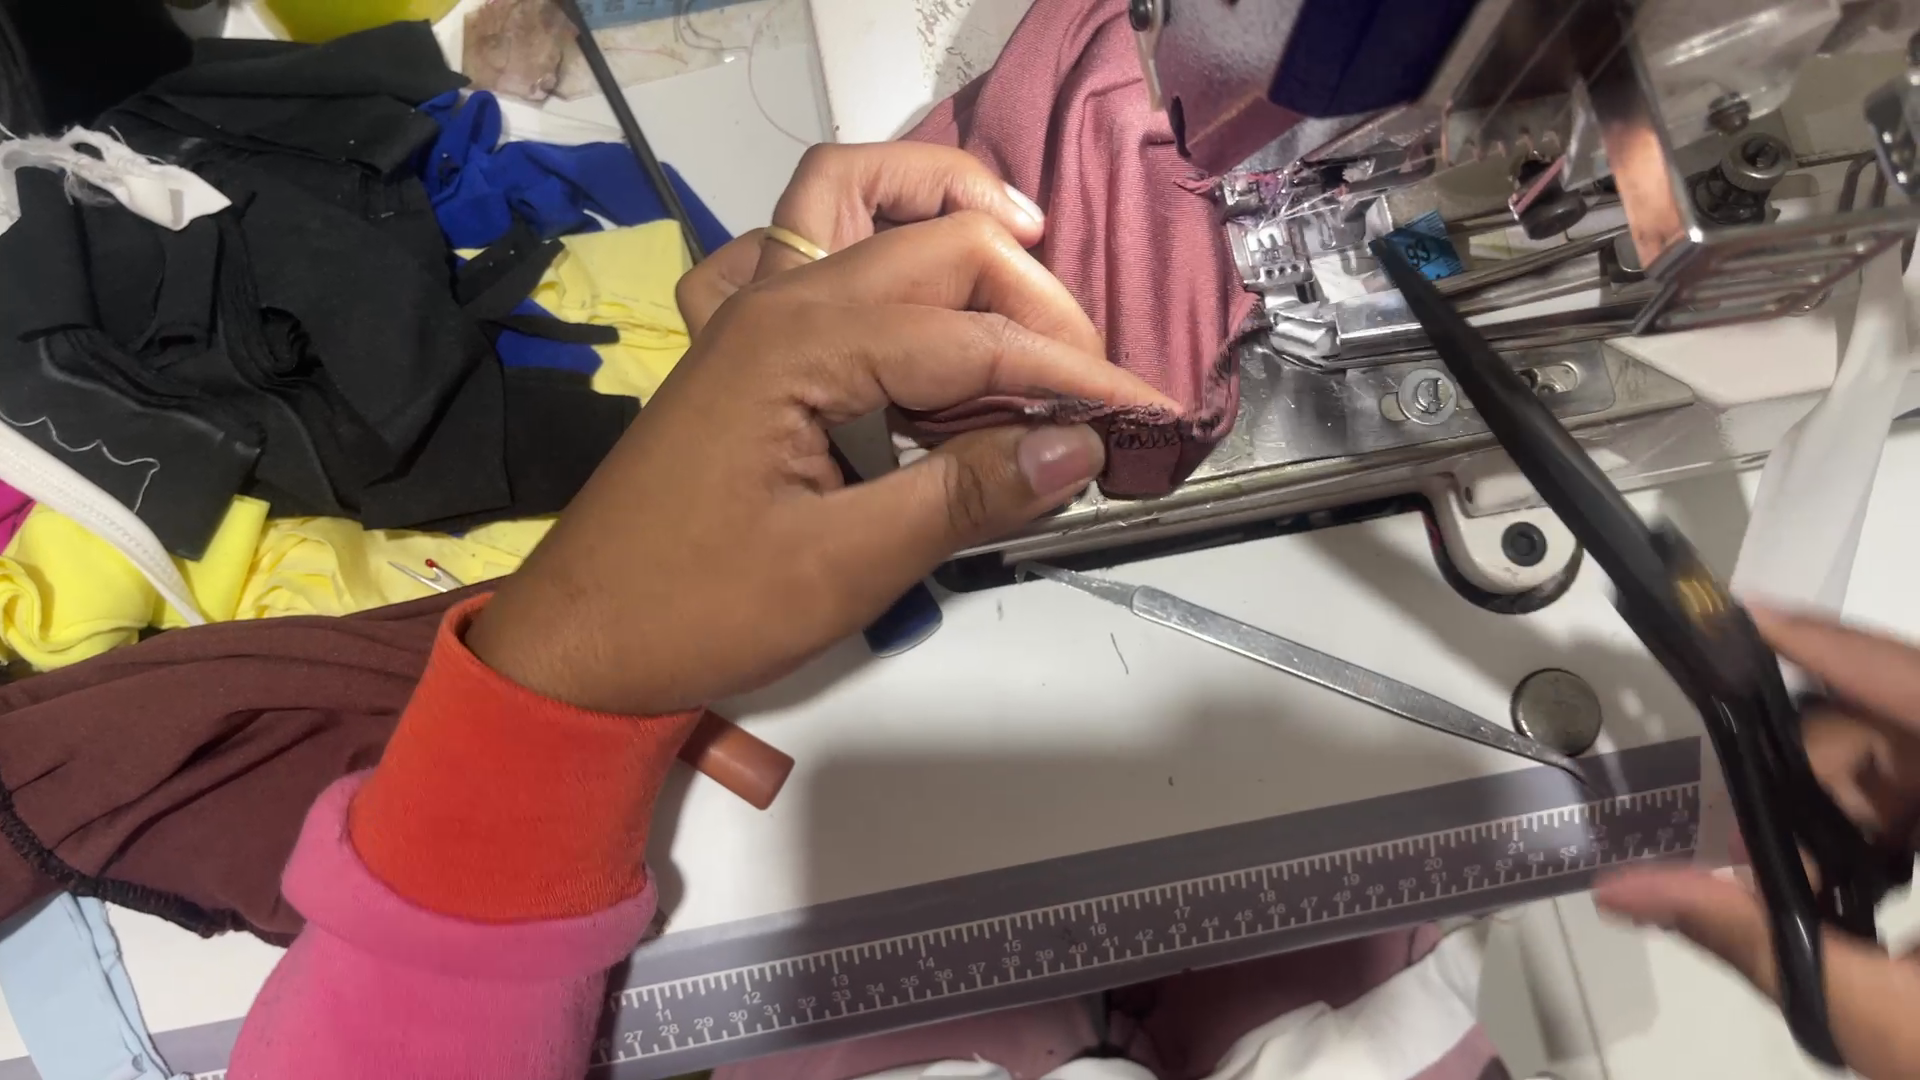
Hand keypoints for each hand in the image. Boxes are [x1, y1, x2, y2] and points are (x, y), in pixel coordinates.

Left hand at [465, 210, 1171, 714]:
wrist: (588, 636)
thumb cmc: (705, 606)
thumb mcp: (848, 564)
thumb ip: (967, 493)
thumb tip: (1078, 446)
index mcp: (805, 342)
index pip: (975, 335)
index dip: (1071, 371)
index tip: (1141, 410)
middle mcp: (779, 295)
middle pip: (936, 245)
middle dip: (1031, 298)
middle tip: (1085, 373)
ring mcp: (751, 309)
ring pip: (857, 201)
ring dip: (945, 210)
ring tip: (1021, 249)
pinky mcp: (742, 342)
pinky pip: (799, 248)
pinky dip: (862, 236)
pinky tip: (894, 280)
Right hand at [1595, 607, 1919, 1077]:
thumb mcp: (1904, 1029)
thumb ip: (1760, 948)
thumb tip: (1622, 889)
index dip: (1831, 647)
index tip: (1740, 615)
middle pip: (1899, 733)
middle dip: (1811, 776)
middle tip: (1769, 855)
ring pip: (1912, 762)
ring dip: (1848, 806)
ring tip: (1823, 884)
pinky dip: (1889, 823)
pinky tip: (1871, 878)